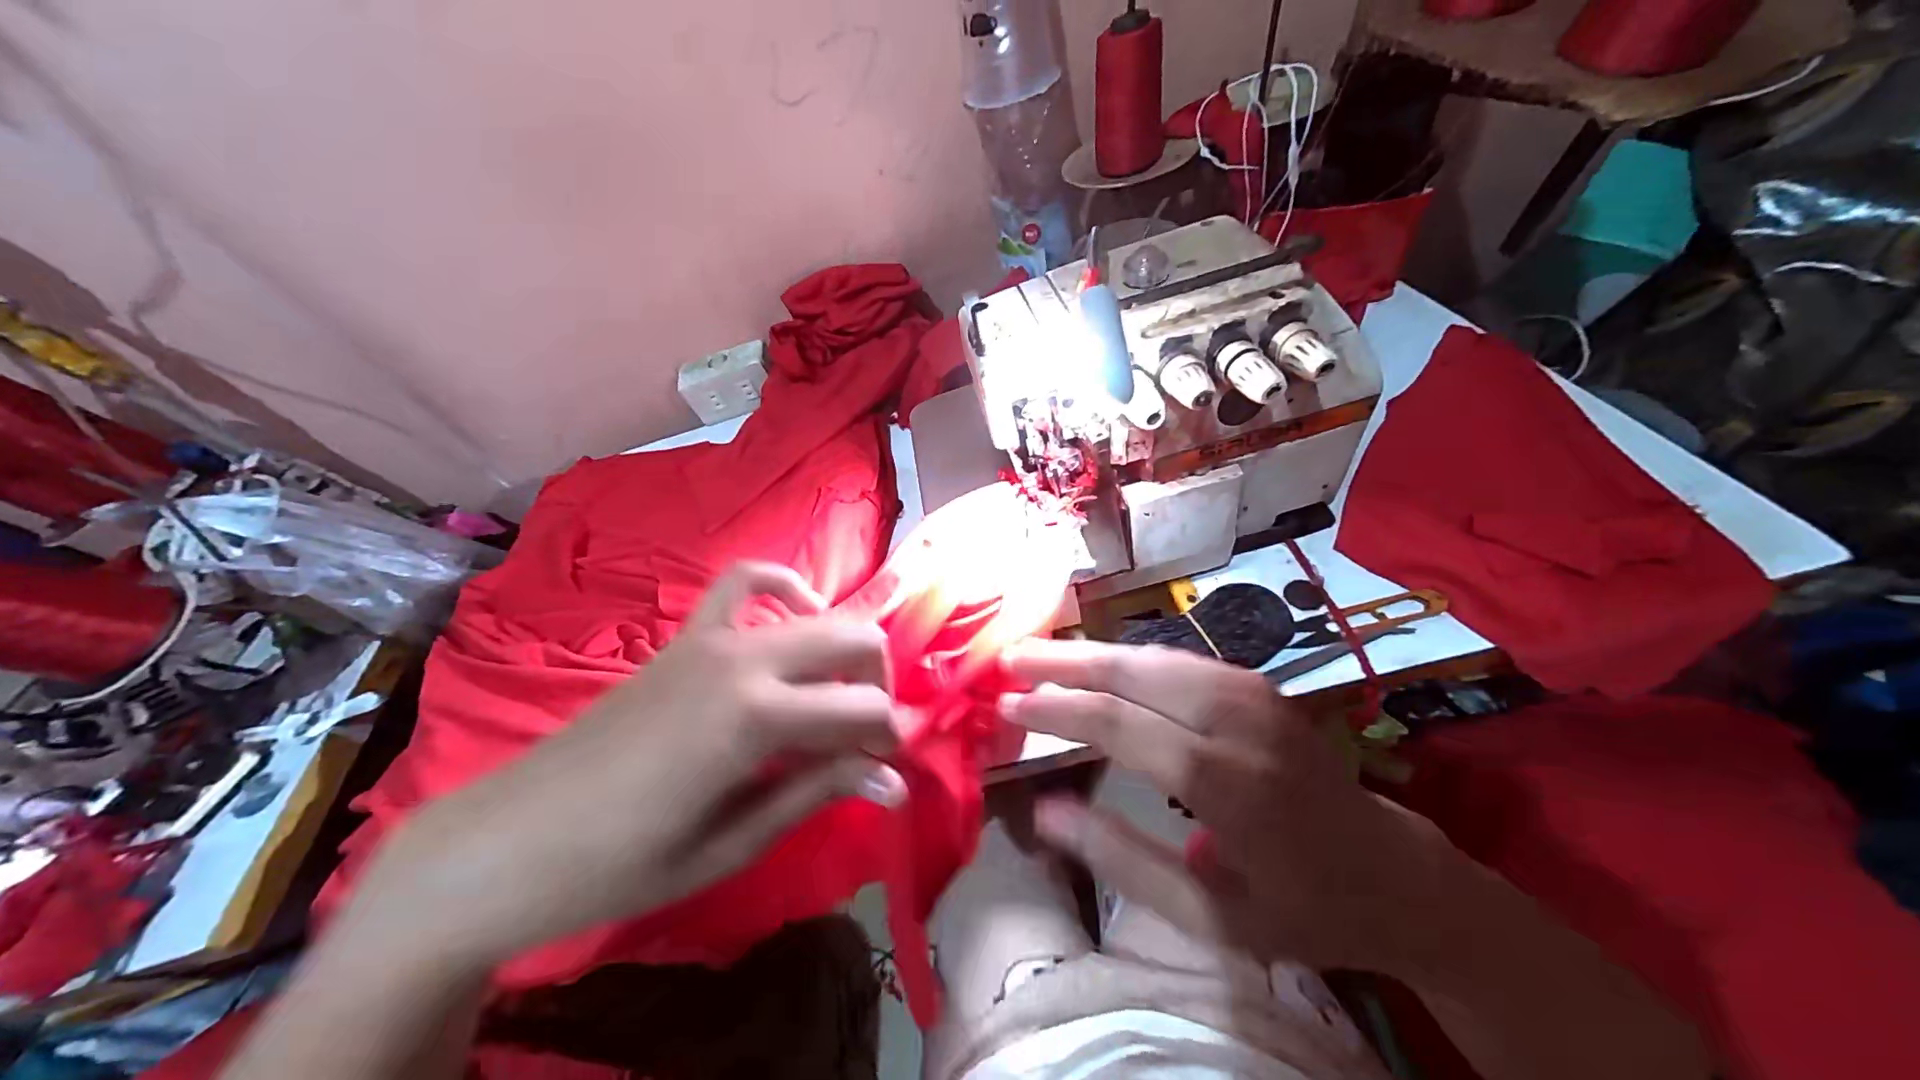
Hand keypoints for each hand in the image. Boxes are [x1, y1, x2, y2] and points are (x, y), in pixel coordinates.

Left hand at [348, 562, 906, 967]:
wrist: (509, 841)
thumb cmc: (621, 863)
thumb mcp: (732, 843)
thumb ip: (816, 793)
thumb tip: (895, 782)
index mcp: (756, 718)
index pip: (863, 711)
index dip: (887, 742)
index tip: (883, 774)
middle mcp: (743, 659)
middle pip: (854, 642)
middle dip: (878, 686)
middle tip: (867, 739)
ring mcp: (710, 639)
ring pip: (815, 615)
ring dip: (844, 648)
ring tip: (838, 695)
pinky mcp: (685, 638)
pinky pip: (744, 582)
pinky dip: (784, 587)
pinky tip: (798, 614)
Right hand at [1000, 639, 1450, 974]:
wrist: (1397, 875)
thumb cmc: (1300, 908)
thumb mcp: (1208, 917)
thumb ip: (1123, 860)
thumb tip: (1045, 810)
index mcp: (1227, 783)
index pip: (1119, 726)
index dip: (1056, 710)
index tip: (1005, 705)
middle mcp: (1239, 723)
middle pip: (1134, 673)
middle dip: (1064, 662)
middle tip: (1008, 657)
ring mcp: (1255, 695)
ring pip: (1154, 657)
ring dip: (1092, 653)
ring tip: (1040, 655)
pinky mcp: (1260, 686)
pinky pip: (1180, 659)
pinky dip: (1130, 657)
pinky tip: (1099, 662)